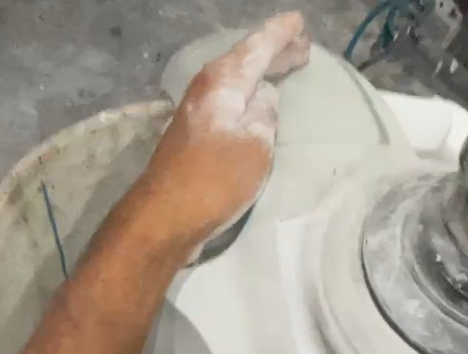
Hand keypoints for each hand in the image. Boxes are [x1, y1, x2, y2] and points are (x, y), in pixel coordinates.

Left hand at [126, 13, 311, 252]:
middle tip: (300, 46)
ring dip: (260, 75)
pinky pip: (228, 104)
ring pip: (236, 83)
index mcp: (224, 81)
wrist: (166, 217)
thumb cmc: (214, 180)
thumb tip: (264, 98)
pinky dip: (246, 98)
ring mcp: (196, 113)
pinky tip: (254, 105)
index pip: (258, 47)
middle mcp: (206, 88)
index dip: (280, 35)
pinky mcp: (193, 138)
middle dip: (273, 53)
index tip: (299, 22)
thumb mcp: (255, 146)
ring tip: (283, 70)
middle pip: (245, 62)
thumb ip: (265, 115)